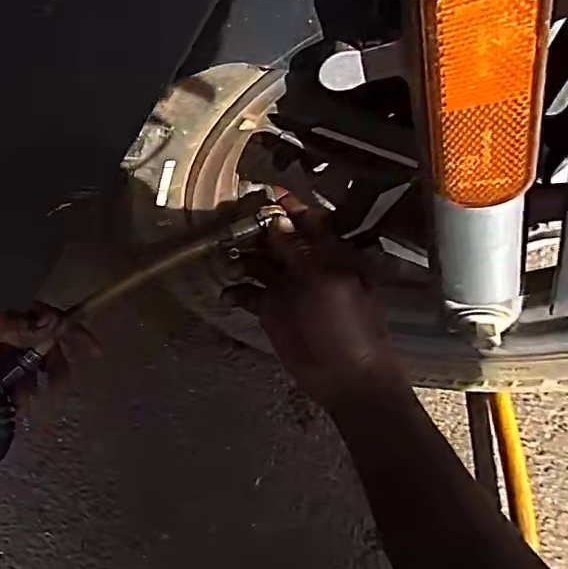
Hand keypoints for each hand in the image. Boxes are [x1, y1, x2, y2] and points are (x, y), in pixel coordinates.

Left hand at [0, 304, 95, 411]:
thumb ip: (17, 326)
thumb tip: (52, 324)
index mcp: (11, 315)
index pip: (50, 320)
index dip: (74, 333)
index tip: (93, 350)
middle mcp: (10, 333)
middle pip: (47, 349)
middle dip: (57, 369)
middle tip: (60, 388)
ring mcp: (1, 354)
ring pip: (32, 371)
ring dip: (37, 387)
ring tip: (30, 403)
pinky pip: (15, 385)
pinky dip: (21, 396)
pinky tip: (18, 408)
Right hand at [223, 210, 407, 406]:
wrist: (345, 377)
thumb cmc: (346, 327)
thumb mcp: (325, 282)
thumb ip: (299, 251)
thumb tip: (277, 220)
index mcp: (330, 254)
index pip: (306, 220)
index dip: (285, 205)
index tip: (258, 191)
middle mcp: (305, 265)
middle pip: (276, 238)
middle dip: (253, 228)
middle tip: (227, 220)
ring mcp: (286, 288)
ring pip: (257, 262)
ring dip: (240, 257)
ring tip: (221, 254)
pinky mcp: (270, 310)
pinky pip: (247, 293)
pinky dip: (235, 290)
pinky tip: (226, 292)